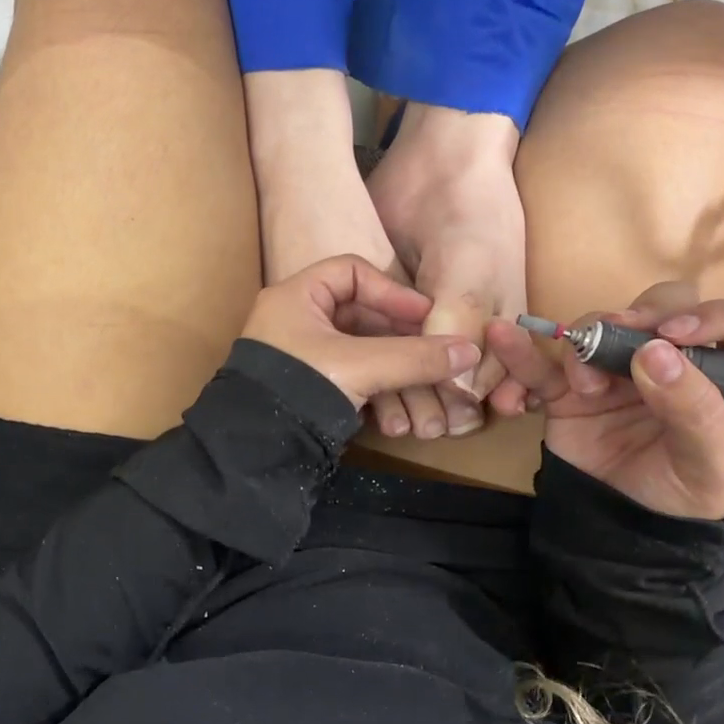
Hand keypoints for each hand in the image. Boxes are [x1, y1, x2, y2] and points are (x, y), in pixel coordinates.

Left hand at [242, 255, 480, 409]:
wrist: (254, 452)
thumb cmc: (299, 389)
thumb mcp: (360, 367)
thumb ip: (415, 357)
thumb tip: (469, 351)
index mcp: (295, 298)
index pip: (352, 272)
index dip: (392, 291)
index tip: (425, 316)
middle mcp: (296, 321)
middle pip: (363, 317)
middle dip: (403, 343)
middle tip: (437, 358)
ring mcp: (303, 358)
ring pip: (362, 354)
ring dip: (397, 375)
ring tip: (425, 396)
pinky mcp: (309, 390)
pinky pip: (352, 380)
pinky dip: (378, 395)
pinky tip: (399, 421)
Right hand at [482, 283, 723, 519]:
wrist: (618, 532)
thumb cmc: (682, 496)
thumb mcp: (710, 464)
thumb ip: (694, 409)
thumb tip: (655, 351)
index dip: (717, 315)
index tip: (676, 335)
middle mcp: (675, 364)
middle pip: (664, 308)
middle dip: (641, 315)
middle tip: (620, 336)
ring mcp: (618, 372)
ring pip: (601, 327)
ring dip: (585, 345)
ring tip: (579, 388)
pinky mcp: (568, 389)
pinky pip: (540, 362)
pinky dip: (518, 352)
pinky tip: (502, 339)